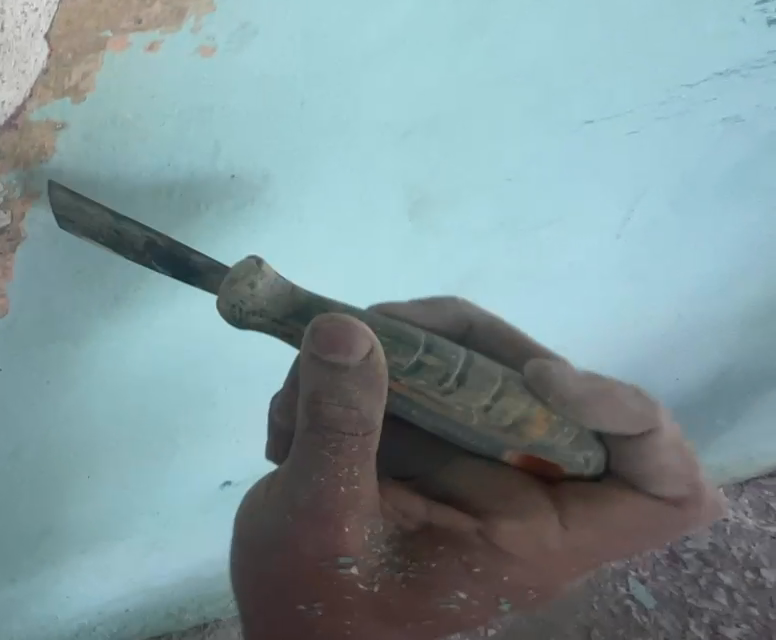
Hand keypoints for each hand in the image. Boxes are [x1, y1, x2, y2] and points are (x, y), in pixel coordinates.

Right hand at [230, 299, 724, 638]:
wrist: (278, 626)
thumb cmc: (315, 601)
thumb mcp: (322, 512)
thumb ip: (340, 424)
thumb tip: (346, 327)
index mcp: (532, 534)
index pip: (659, 488)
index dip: (627, 418)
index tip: (537, 377)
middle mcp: (506, 491)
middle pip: (531, 390)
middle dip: (448, 344)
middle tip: (359, 330)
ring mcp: (449, 464)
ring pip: (445, 373)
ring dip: (359, 367)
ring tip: (289, 412)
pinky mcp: (399, 447)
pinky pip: (384, 383)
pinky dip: (326, 383)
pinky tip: (282, 427)